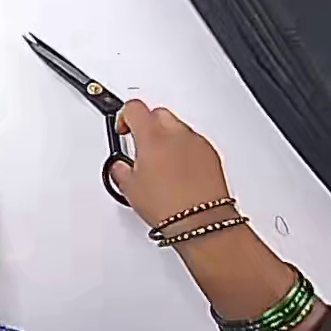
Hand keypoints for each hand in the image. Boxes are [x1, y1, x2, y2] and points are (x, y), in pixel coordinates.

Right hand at [110, 100, 233, 229]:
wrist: (201, 222)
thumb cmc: (169, 207)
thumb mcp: (130, 188)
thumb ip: (120, 168)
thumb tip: (120, 166)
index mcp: (152, 137)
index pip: (134, 108)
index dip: (124, 116)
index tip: (124, 129)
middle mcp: (176, 134)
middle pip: (158, 113)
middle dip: (147, 125)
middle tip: (141, 146)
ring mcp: (196, 142)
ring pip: (177, 127)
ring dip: (167, 138)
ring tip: (160, 164)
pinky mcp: (210, 153)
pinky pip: (194, 142)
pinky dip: (184, 149)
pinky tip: (178, 171)